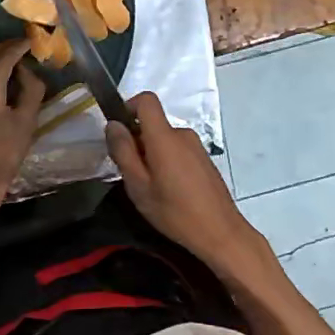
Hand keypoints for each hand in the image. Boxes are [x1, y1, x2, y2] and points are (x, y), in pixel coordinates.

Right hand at [104, 92, 284, 289]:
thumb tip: (113, 124)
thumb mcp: (138, 185)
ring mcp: (197, 147)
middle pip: (153, 123)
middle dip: (136, 140)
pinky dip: (166, 161)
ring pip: (164, 139)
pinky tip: (168, 189)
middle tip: (129, 171)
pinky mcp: (204, 160)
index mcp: (165, 138)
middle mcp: (183, 135)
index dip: (128, 107)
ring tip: (148, 185)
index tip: (118, 130)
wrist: (222, 234)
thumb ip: (123, 151)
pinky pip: (177, 150)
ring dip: (151, 153)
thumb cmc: (175, 212)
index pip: (147, 100)